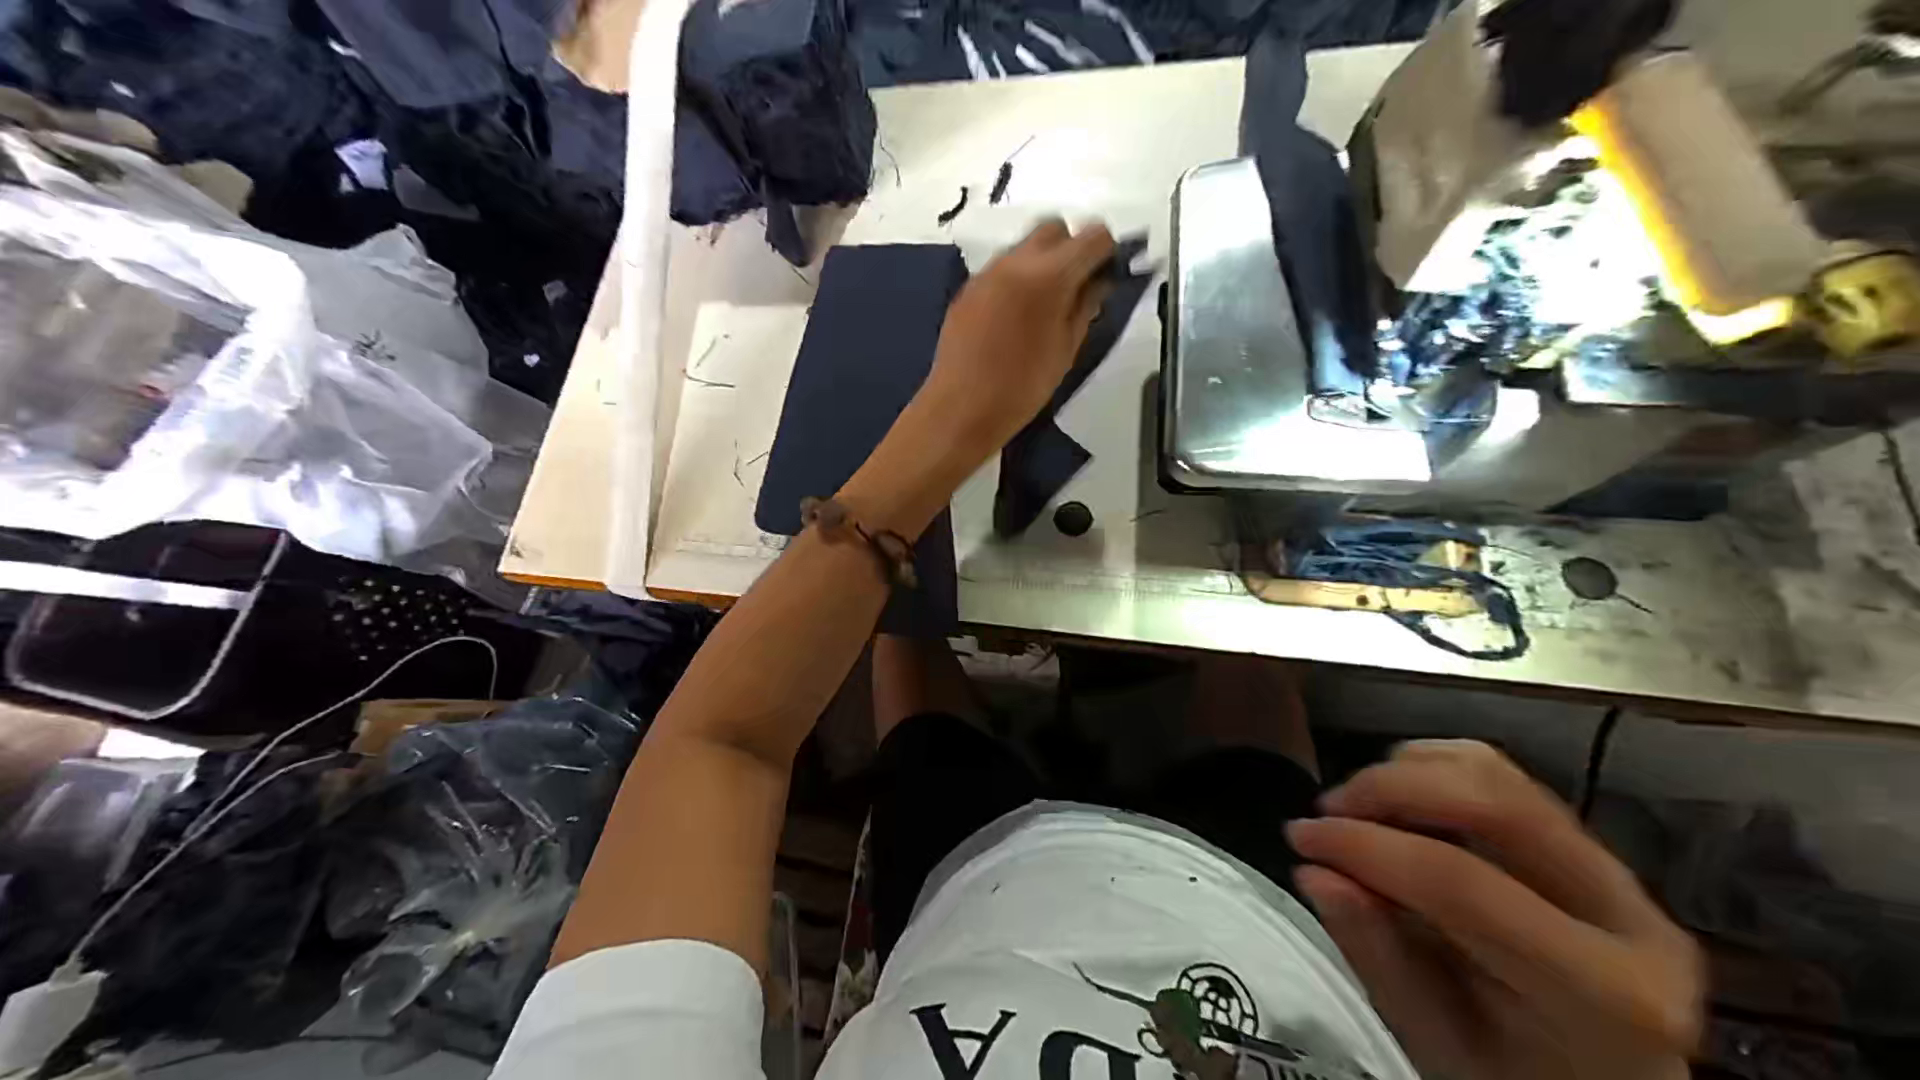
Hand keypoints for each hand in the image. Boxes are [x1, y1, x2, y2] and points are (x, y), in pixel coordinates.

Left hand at [916, 219, 1115, 460]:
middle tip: (1078, 287)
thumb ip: (1085, 308)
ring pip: (1024, 248)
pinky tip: (1016, 318)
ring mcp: (987, 274)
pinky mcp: (967, 290)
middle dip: (1072, 249)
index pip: (1093, 237)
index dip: (1107, 251)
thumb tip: (1097, 283)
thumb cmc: (1021, 388)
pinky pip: (1001, 270)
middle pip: (1054, 230)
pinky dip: (1017, 281)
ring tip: (1046, 307)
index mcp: (1048, 276)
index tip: (1109, 274)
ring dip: (1042, 264)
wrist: (960, 409)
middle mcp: (1016, 262)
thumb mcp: (1066, 351)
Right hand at [1287, 740, 1703, 1079]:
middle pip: (1493, 804)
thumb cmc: (1508, 1072)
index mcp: (1604, 993)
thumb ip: (1378, 956)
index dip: (1367, 847)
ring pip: (1495, 774)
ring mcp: (1617, 871)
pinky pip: (1501, 774)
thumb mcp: (1435, 1042)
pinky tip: (1398, 801)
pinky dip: (1432, 769)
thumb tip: (1314, 872)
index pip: (1463, 886)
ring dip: (1406, 773)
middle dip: (1387, 789)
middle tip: (1326, 809)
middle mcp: (1629, 916)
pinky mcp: (1589, 843)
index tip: (1299, 837)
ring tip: (1356, 807)